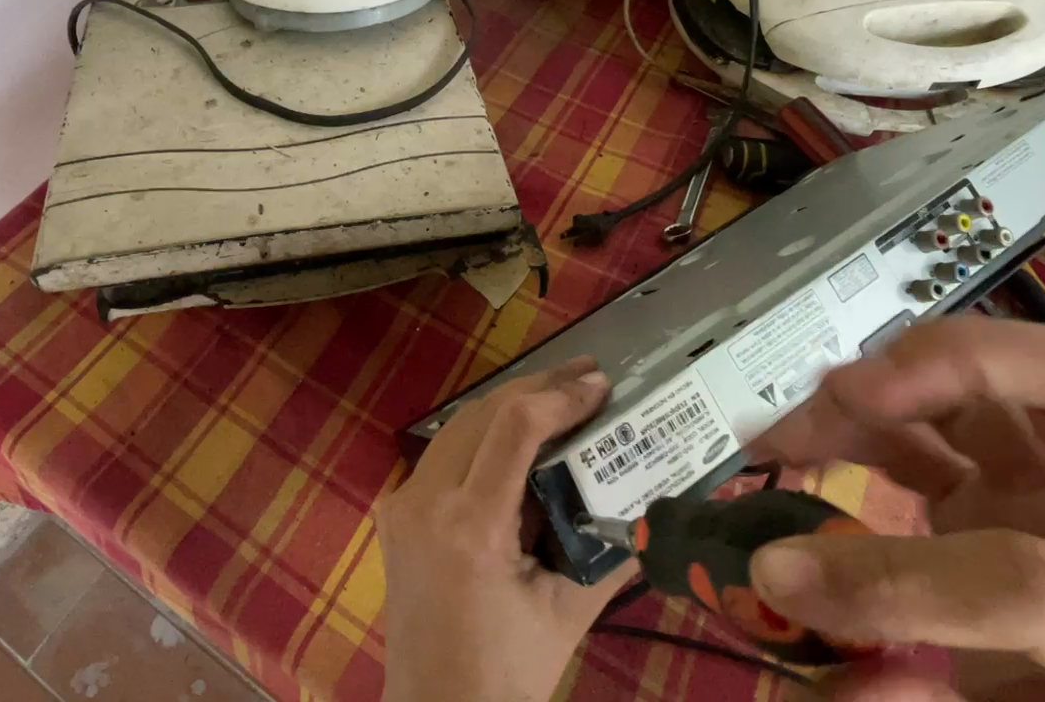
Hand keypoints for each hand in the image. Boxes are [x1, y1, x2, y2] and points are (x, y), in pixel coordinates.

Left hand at [378, 356, 639, 701]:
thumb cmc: (508, 671)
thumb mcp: (568, 612)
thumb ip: (607, 547)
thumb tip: (650, 493)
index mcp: (471, 527)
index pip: (515, 427)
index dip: (561, 395)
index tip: (601, 384)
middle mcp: (425, 501)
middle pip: (483, 412)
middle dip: (539, 385)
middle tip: (588, 372)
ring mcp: (401, 502)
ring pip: (458, 424)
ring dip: (509, 403)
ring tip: (559, 391)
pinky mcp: (394, 511)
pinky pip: (442, 453)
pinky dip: (482, 433)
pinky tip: (515, 431)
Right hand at [744, 318, 1044, 700]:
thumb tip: (813, 662)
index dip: (915, 578)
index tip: (789, 577)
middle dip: (944, 367)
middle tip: (842, 395)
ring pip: (991, 379)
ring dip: (877, 386)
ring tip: (784, 429)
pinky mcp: (1013, 489)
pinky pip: (938, 423)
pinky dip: (860, 420)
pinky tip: (797, 443)